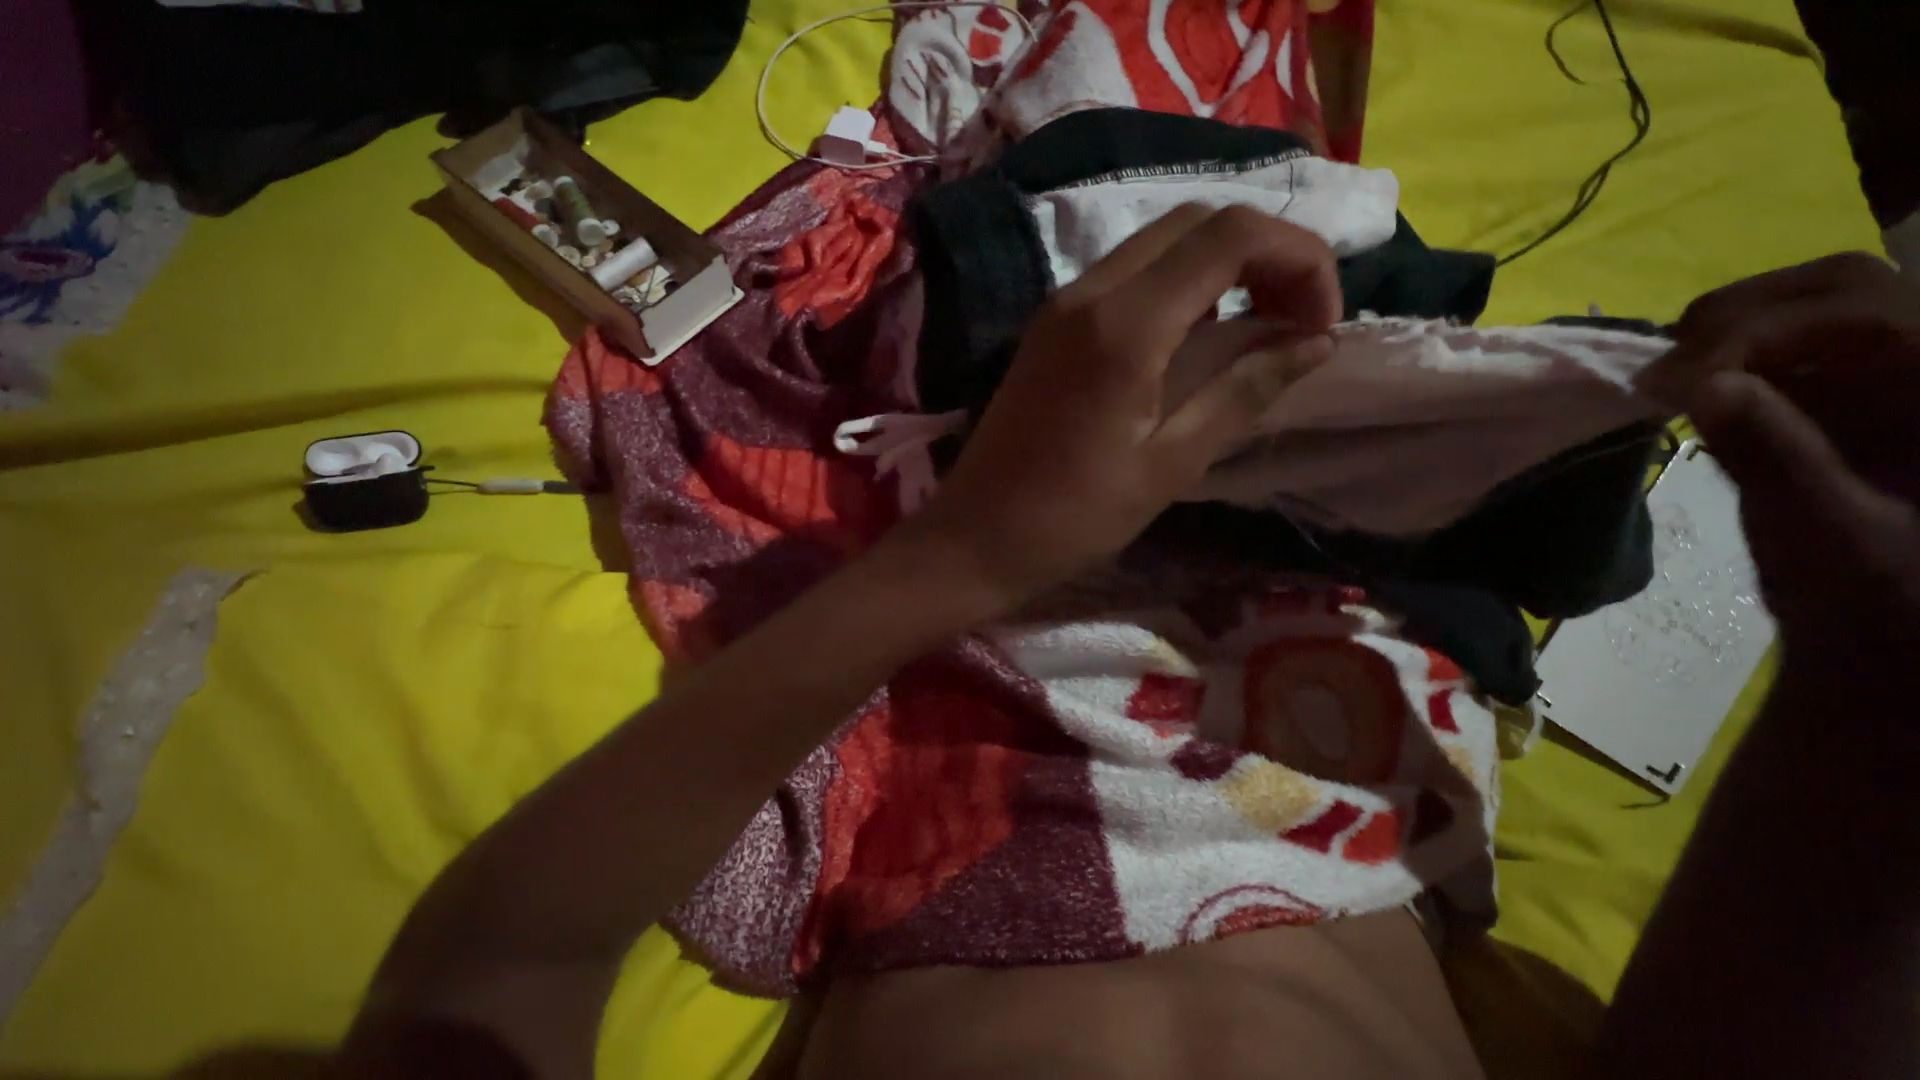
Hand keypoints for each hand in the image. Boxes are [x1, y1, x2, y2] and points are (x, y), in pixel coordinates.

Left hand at [893, 204, 1340, 606]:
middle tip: (1298, 323)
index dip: (1300, 259)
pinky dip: (1183, 283)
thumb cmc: (1076, 516)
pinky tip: (1202, 336)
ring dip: (1226, 264)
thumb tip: (1317, 341)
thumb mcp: (1173, 463)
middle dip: (1268, 253)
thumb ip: (1246, 389)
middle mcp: (1091, 290)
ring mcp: (1065, 300)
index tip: (1322, 326)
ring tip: (1261, 328)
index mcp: (1125, 324)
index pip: (1232, 234)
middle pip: (1199, 220)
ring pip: (1164, 239)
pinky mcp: (1052, 321)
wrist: (977, 536)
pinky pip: (1131, 271)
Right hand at [1637, 254, 1919, 687]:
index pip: (1865, 312)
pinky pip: (1791, 350)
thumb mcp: (1827, 538)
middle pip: (1842, 287)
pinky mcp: (1855, 401)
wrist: (1893, 652)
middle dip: (1741, 317)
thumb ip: (1771, 456)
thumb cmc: (1878, 607)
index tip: (1673, 381)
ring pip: (1811, 308)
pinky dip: (1732, 362)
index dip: (1761, 332)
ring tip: (1671, 382)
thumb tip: (1692, 383)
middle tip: (1667, 370)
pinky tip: (1693, 396)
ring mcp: (1896, 381)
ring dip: (1730, 335)